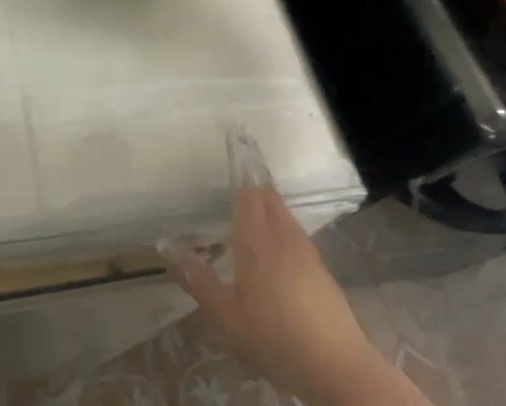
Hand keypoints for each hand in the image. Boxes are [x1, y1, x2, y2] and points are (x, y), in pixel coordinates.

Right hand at [162, 132, 430, 404]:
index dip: (243, 164)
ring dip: (266, 197)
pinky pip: (293, 231)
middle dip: (254, 175)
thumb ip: (197, 278)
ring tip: (250, 192)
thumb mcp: (226, 314)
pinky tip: (272, 237)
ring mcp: (306, 252)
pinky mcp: (319, 270)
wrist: (339, 368)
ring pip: (283, 212)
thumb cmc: (275, 337)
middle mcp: (283, 237)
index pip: (249, 191)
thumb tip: (166, 244)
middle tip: (240, 157)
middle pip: (268, 196)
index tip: (237, 138)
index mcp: (257, 240)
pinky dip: (278, 220)